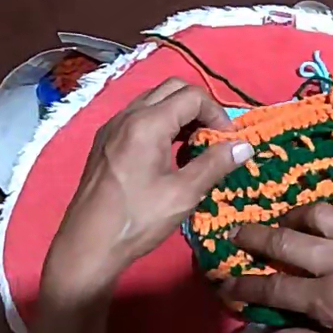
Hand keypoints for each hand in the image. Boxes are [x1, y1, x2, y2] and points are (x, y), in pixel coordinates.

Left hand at [44, 79, 252, 301]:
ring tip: (194, 147)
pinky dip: (160, 124)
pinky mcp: (105, 142)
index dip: (217, 114)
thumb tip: (245, 146)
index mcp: (147, 123)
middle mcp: (127, 115)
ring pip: (154, 100)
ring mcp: (112, 126)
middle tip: (213, 138)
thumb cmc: (138, 219)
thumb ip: (215, 164)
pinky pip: (138, 117)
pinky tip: (167, 156)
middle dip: (199, 107)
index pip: (193, 96)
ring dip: (179, 114)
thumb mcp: (184, 193)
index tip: (227, 142)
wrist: (88, 245)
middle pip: (172, 88)